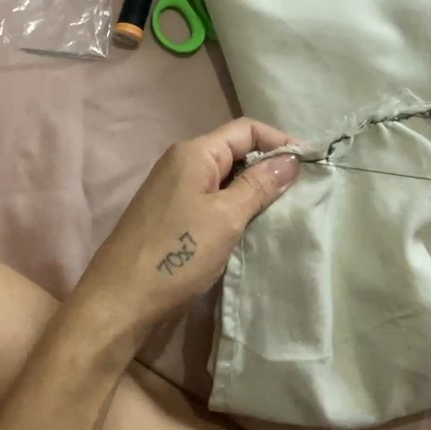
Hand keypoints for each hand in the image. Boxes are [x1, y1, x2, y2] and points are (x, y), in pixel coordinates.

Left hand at [73, 118, 301, 334]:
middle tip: (301, 190)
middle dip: (268, 164)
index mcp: (194, 153)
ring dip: (252, 188)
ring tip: (282, 209)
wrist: (120, 300)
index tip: (310, 163)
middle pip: (234, 150)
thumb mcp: (226, 217)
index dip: (280, 140)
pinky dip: (233, 205)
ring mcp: (172, 189)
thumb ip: (259, 185)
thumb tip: (290, 159)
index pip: (246, 129)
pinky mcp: (170, 214)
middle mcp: (181, 162)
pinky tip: (250, 225)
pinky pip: (210, 197)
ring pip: (223, 176)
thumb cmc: (176, 254)